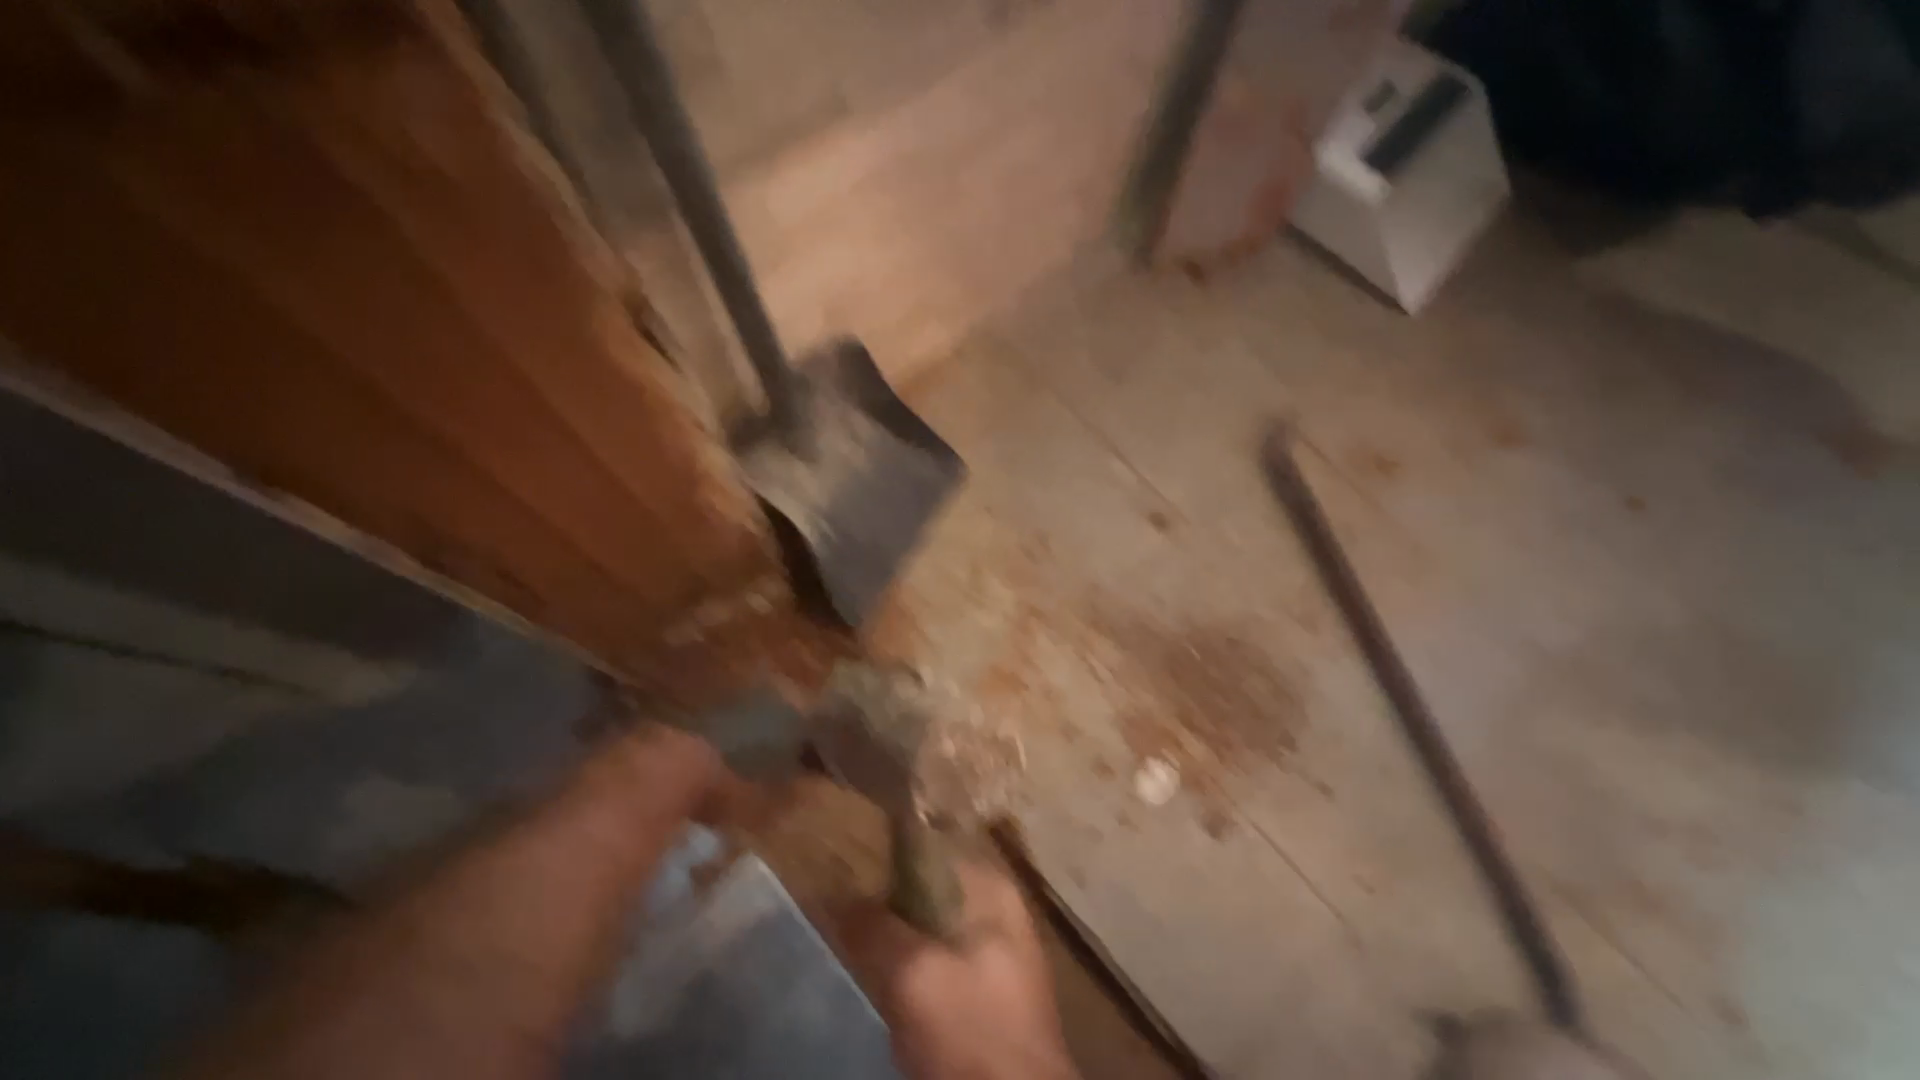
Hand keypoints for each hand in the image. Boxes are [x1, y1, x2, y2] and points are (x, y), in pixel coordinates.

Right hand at [837, 860, 1078, 1079]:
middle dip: (888, 895)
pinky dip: (911, 966)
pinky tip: (891, 985)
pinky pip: (936, 959)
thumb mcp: (911, 973)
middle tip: (847, 906)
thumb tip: (838, 894)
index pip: (933, 842)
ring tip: (861, 943)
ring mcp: (995, 951)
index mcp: (992, 888)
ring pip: (930, 924)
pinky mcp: (984, 990)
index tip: (849, 857)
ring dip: (897, 934)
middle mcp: (999, 908)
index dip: (889, 847)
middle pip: (929, 883)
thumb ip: (874, 927)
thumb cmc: (969, 1027)